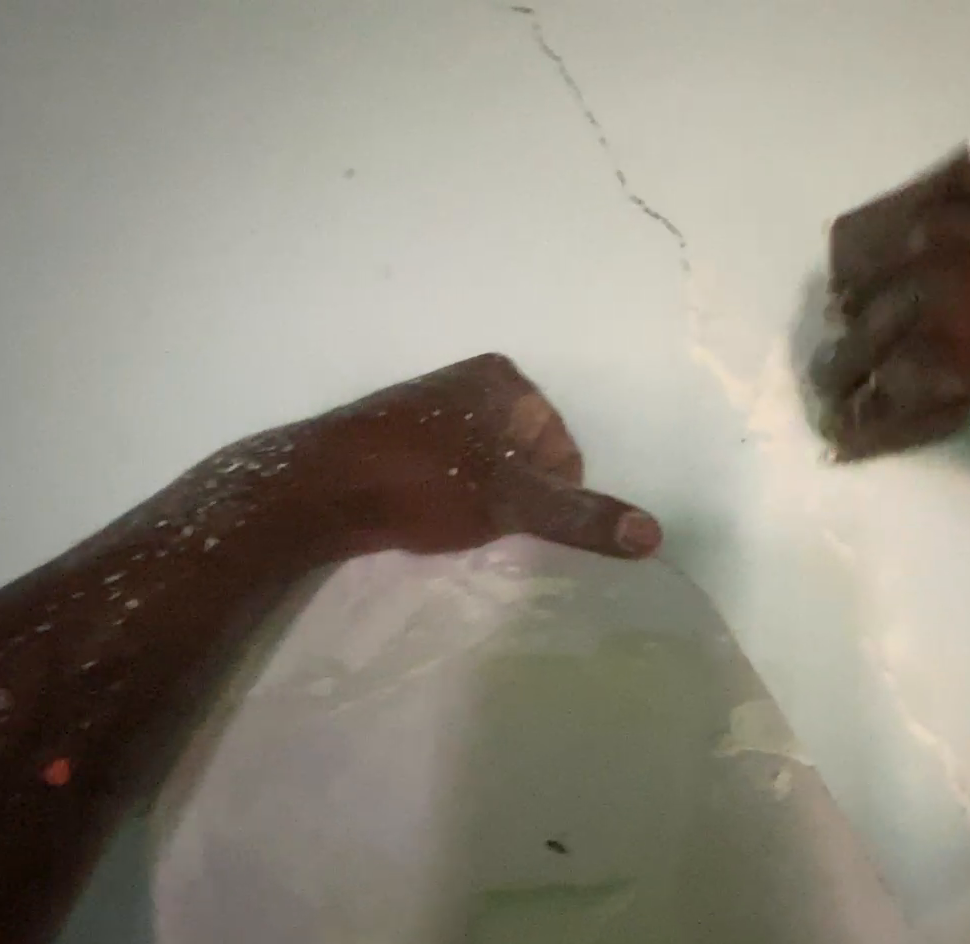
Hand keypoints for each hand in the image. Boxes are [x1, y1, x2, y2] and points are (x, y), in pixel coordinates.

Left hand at [232, 354, 661, 562]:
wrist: (314, 493)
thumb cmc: (422, 482)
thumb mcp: (512, 500)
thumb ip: (581, 516)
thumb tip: (655, 536)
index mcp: (507, 380)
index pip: (564, 453)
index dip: (547, 496)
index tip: (511, 516)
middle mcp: (475, 382)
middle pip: (530, 460)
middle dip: (517, 497)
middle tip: (481, 521)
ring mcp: (438, 406)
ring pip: (494, 469)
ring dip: (486, 500)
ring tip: (451, 520)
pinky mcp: (407, 434)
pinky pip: (458, 469)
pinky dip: (455, 496)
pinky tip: (430, 513)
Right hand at [814, 127, 969, 458]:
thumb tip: (941, 375)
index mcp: (955, 345)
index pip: (877, 383)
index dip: (853, 411)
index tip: (837, 427)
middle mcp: (952, 276)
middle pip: (869, 315)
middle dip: (842, 355)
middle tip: (834, 371)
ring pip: (891, 239)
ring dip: (863, 273)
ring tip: (854, 291)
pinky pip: (953, 182)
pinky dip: (924, 202)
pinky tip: (918, 220)